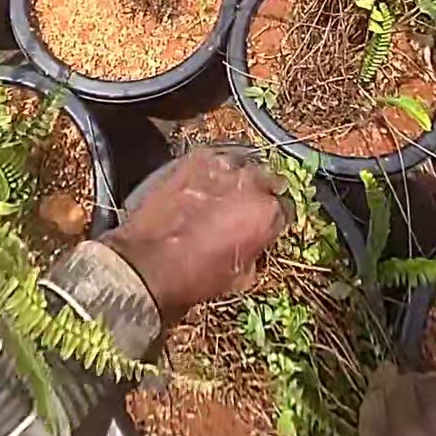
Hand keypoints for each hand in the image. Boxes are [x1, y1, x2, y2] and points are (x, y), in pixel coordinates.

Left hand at [102, 149, 289, 321]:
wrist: (149, 263)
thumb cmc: (196, 278)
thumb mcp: (241, 276)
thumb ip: (257, 249)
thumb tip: (256, 240)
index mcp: (267, 213)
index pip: (286, 208)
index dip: (276, 218)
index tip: (267, 224)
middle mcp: (251, 183)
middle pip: (267, 179)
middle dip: (261, 192)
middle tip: (245, 207)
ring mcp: (223, 165)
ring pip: (242, 164)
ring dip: (238, 177)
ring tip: (224, 191)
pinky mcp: (197, 157)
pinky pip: (216, 157)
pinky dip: (214, 169)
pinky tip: (205, 183)